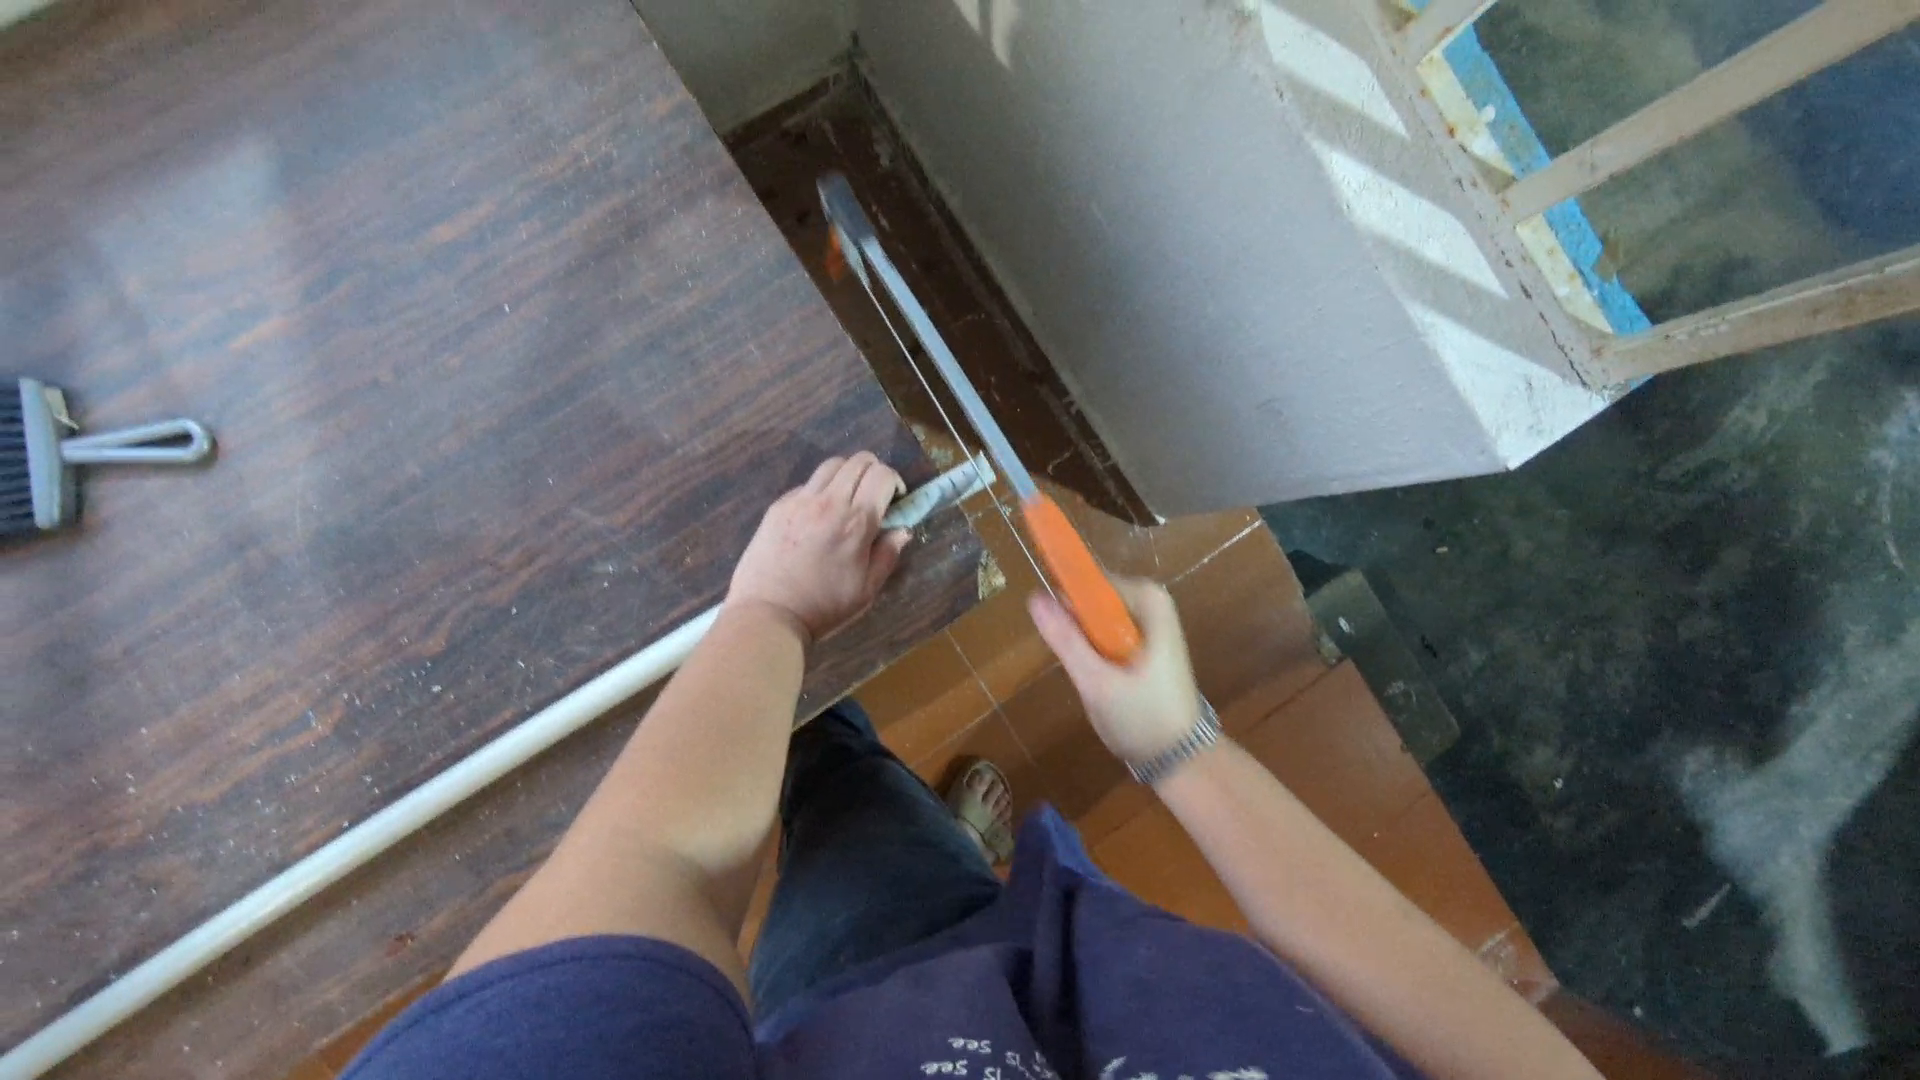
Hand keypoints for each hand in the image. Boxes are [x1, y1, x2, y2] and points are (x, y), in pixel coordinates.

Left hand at [727, 452, 911, 642]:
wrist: (768, 614)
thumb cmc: (824, 606)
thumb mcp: (867, 589)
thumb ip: (888, 554)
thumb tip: (902, 530)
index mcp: (857, 521)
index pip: (882, 475)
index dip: (894, 481)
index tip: (894, 499)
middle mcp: (830, 501)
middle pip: (858, 460)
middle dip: (874, 471)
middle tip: (874, 494)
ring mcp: (800, 500)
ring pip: (831, 465)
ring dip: (847, 474)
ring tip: (847, 498)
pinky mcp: (778, 506)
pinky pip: (807, 484)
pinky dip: (821, 490)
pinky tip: (818, 515)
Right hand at [1028, 578, 1202, 764]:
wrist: (1182, 760)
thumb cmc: (1142, 718)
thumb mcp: (1096, 681)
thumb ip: (1066, 639)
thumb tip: (1034, 596)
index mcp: (1151, 604)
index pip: (1097, 580)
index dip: (1070, 596)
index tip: (1054, 626)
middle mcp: (1155, 608)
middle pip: (1098, 600)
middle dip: (1079, 627)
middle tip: (1077, 663)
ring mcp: (1153, 629)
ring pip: (1101, 620)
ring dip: (1086, 643)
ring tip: (1091, 678)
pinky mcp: (1148, 649)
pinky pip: (1111, 636)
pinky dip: (1097, 653)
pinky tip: (1100, 682)